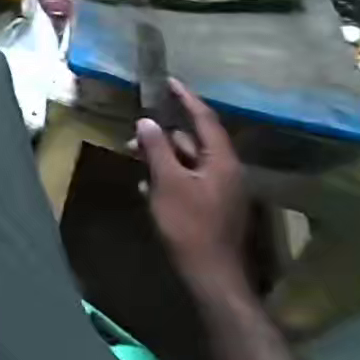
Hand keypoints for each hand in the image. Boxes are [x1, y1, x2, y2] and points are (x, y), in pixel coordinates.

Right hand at [136, 80, 249, 292]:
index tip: (169, 82)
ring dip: (161, 156)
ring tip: (134, 157)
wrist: (211, 277)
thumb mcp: (167, 182)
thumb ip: (157, 148)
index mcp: (222, 162)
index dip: (187, 99)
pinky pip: (187, 179)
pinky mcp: (211, 207)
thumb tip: (147, 121)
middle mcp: (226, 172)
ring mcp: (220, 191)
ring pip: (187, 161)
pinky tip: (144, 184)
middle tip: (134, 132)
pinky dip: (167, 175)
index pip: (205, 120)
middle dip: (162, 134)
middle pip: (193, 141)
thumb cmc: (189, 225)